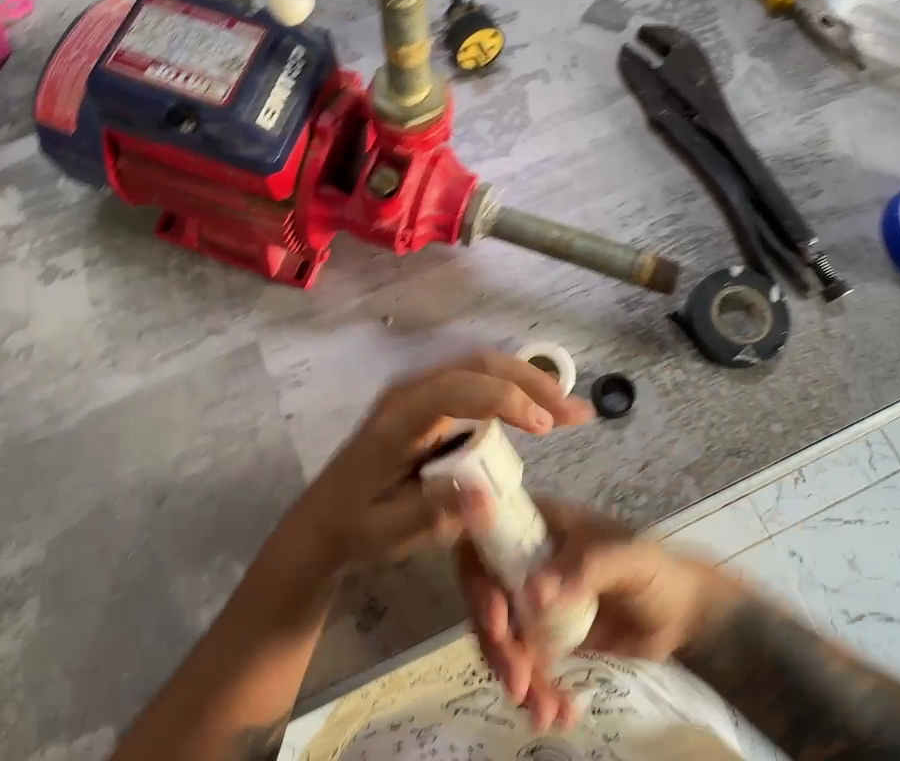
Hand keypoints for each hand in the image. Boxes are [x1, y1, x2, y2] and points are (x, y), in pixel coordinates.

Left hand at [276, 352, 591, 576]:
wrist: (323, 519)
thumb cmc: (355, 526)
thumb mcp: (390, 533)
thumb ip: (435, 516)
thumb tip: (488, 498)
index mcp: (397, 419)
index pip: (455, 389)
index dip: (504, 399)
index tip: (545, 426)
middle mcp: (410, 393)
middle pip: (477, 365)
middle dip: (531, 382)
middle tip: (577, 414)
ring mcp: (419, 393)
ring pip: (481, 368)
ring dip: (529, 383)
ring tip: (570, 413)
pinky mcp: (430, 402)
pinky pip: (476, 383)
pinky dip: (513, 393)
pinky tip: (540, 415)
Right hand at [458, 500, 744, 729]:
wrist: (686, 613)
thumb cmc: (653, 568)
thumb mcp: (623, 558)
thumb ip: (581, 570)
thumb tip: (533, 593)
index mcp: (534, 528)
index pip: (485, 545)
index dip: (479, 580)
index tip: (498, 620)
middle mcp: (523, 564)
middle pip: (487, 601)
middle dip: (498, 644)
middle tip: (518, 680)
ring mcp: (532, 605)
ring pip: (504, 641)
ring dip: (517, 676)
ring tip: (543, 710)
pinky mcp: (546, 642)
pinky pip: (530, 668)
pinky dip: (540, 693)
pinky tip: (558, 714)